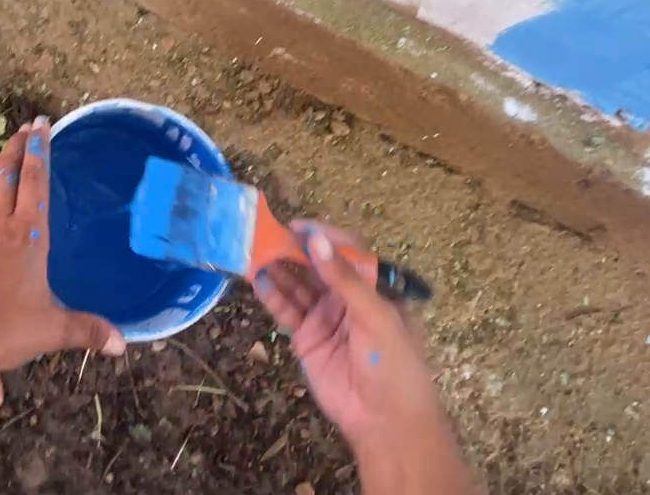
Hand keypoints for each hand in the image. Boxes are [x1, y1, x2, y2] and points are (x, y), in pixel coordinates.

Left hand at [0, 119, 124, 376]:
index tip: (40, 124)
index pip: (35, 180)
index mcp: (28, 234)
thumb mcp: (52, 330)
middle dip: (14, 148)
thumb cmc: (5, 329)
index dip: (39, 149)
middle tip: (22, 130)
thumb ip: (87, 330)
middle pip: (5, 174)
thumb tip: (122, 343)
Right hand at [253, 222, 442, 449]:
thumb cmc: (393, 363)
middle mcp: (345, 298)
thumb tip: (316, 240)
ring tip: (256, 253)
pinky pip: (286, 310)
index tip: (298, 226)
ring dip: (278, 269)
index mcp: (371, 288)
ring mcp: (324, 317)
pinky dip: (271, 295)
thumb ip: (343, 278)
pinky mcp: (306, 337)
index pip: (345, 252)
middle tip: (267, 235)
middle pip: (315, 266)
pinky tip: (257, 280)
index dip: (323, 237)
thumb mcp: (375, 316)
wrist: (386, 422)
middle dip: (293, 250)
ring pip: (297, 285)